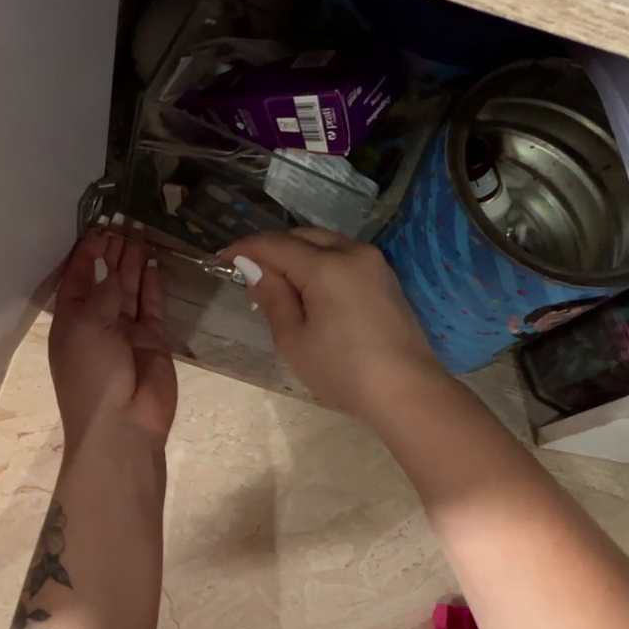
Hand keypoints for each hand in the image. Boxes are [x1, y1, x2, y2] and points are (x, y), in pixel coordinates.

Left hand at [49, 231, 178, 448]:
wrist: (123, 425)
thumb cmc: (93, 375)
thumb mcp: (87, 327)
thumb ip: (103, 295)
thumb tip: (115, 271)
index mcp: (70, 323)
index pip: (77, 281)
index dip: (86, 256)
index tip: (99, 230)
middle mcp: (97, 325)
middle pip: (105, 283)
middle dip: (113, 257)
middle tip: (125, 227)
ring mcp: (126, 334)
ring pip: (130, 292)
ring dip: (133, 267)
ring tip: (141, 237)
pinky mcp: (152, 342)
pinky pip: (152, 308)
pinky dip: (152, 288)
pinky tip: (153, 265)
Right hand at [221, 228, 446, 421]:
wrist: (406, 391)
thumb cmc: (343, 371)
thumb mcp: (294, 340)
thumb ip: (272, 297)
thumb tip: (253, 267)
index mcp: (327, 266)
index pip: (275, 244)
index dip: (245, 249)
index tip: (221, 259)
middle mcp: (353, 252)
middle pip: (302, 237)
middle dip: (272, 249)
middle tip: (248, 274)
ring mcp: (374, 263)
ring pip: (324, 244)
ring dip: (296, 255)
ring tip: (276, 284)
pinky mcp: (385, 278)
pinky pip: (343, 258)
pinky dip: (319, 264)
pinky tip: (308, 291)